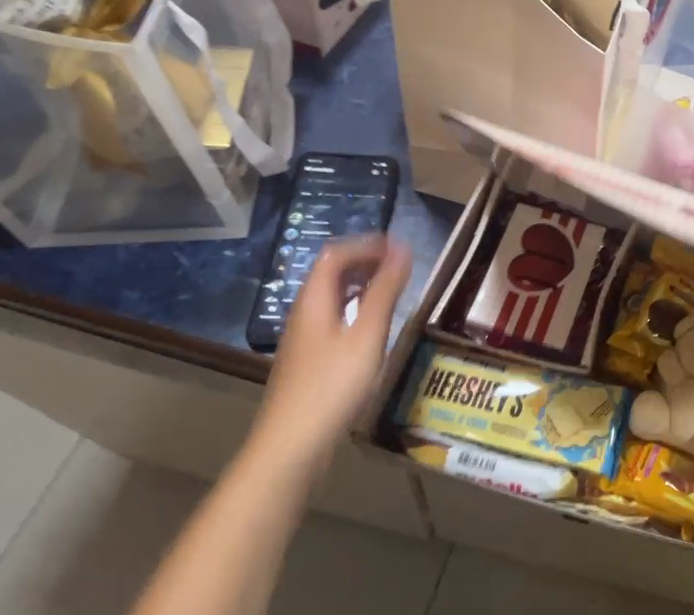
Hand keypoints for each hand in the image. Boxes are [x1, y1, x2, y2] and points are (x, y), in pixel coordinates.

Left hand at [252, 236, 411, 470]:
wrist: (291, 447)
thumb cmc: (332, 386)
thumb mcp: (368, 335)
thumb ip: (386, 290)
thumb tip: (403, 249)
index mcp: (313, 302)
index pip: (334, 255)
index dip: (366, 245)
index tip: (399, 248)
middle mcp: (303, 315)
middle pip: (329, 275)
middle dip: (365, 263)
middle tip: (400, 267)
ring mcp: (303, 340)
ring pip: (331, 299)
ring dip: (361, 287)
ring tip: (393, 292)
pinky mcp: (308, 363)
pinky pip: (332, 321)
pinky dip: (355, 312)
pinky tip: (373, 331)